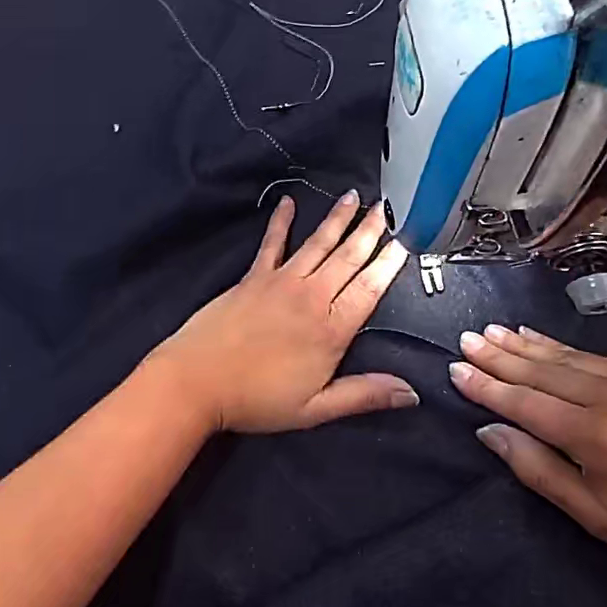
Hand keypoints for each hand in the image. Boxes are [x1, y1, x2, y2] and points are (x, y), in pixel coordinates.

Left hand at [148, 192, 413, 433]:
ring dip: (339, 219)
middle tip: (385, 209)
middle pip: (348, 257)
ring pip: (319, 243)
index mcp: (331, 328)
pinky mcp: (255, 277)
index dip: (389, 264)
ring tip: (355, 197)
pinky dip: (281, 222)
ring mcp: (282, 281)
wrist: (195, 383)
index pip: (370, 288)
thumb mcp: (316, 409)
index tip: (405, 243)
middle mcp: (312, 296)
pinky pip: (272, 243)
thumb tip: (411, 394)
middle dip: (370, 232)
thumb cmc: (257, 399)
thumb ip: (365, 395)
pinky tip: (288, 202)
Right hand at [451, 325, 606, 604]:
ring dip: (530, 346)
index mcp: (598, 436)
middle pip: (545, 371)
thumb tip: (493, 432)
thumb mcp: (601, 520)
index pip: (526, 403)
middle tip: (469, 339)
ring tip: (497, 333)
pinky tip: (546, 343)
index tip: (458, 369)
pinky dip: (566, 350)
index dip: (488, 386)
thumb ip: (541, 470)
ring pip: (571, 358)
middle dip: (503, 356)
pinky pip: (600, 358)